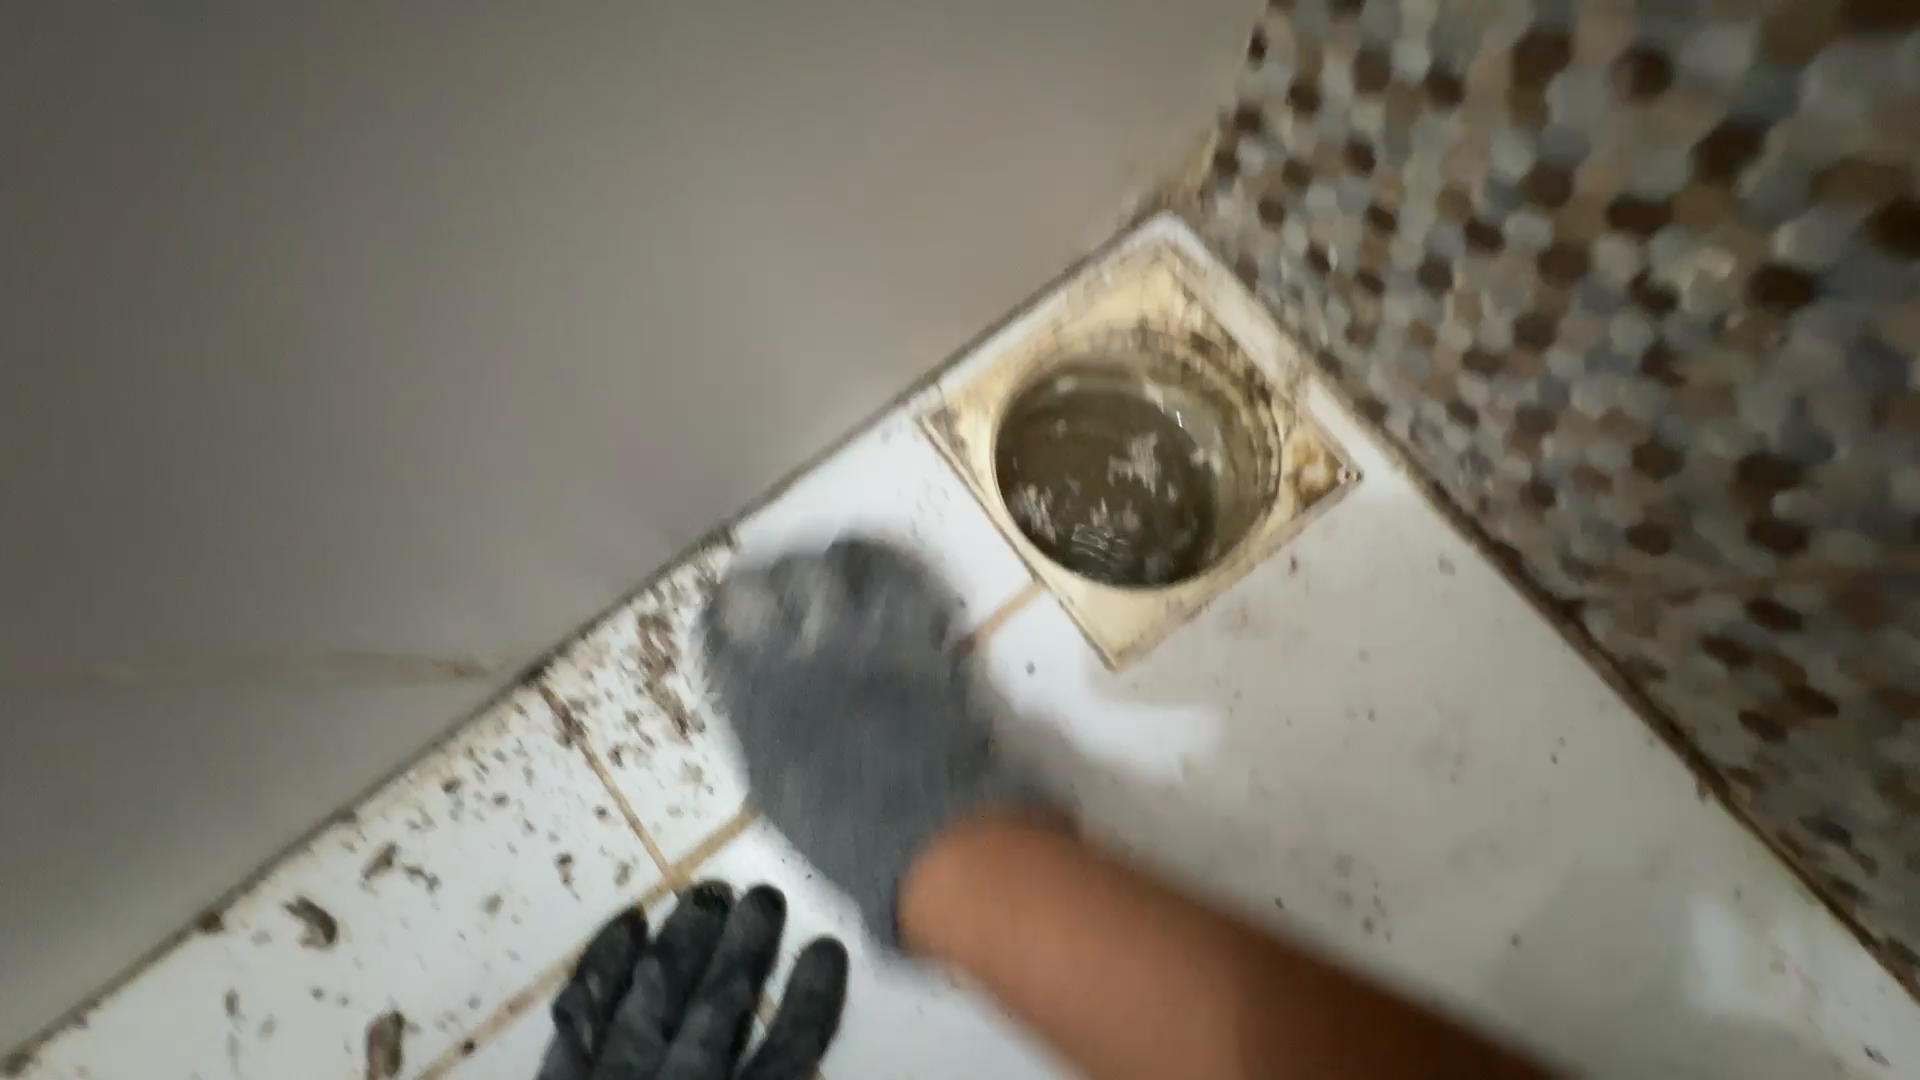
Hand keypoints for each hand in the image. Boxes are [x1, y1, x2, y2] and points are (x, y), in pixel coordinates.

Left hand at [537, 883, 847, 1079]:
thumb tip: (807, 1072)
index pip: (786, 1057)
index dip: (811, 1000)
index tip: (829, 947)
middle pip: (719, 1007)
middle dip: (746, 947)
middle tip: (766, 897)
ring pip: (656, 997)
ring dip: (686, 941)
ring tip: (710, 892)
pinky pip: (580, 1019)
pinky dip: (601, 968)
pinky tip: (628, 922)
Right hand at [699, 538, 1049, 944]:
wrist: (932, 833)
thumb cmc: (848, 833)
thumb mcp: (777, 787)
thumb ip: (761, 727)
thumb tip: (759, 692)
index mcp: (759, 698)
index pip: (723, 624)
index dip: (727, 606)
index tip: (735, 601)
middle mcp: (807, 654)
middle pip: (781, 577)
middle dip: (780, 568)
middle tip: (788, 569)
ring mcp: (868, 641)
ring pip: (843, 566)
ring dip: (837, 557)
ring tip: (839, 556)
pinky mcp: (920, 639)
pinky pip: (905, 585)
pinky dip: (894, 570)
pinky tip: (890, 573)